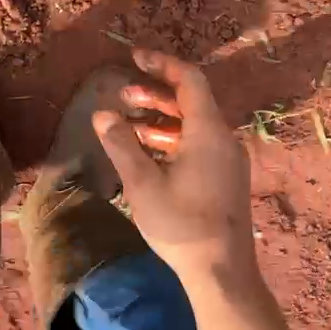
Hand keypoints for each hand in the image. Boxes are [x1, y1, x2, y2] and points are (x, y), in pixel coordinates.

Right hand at [92, 51, 255, 283]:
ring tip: (129, 122)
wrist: (221, 271)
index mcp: (208, 132)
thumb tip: (102, 113)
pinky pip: (199, 143)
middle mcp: (223, 139)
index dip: (162, 64)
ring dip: (162, 117)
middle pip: (192, 101)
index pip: (189, 80)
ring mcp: (227, 160)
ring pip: (194, 124)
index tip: (135, 58)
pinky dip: (172, 137)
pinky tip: (148, 152)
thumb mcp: (142, 183)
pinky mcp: (225, 178)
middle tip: (124, 94)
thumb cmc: (181, 224)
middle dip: (156, 92)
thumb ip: (121, 144)